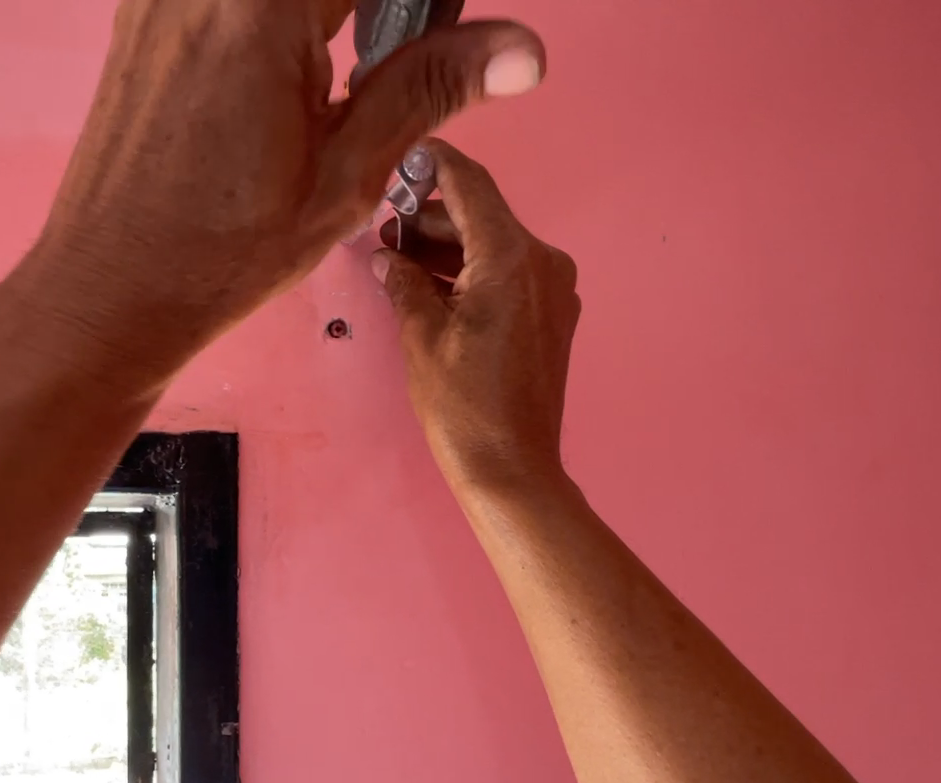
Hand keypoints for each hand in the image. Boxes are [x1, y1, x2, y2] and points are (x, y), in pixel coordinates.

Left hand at [18, 0, 545, 374]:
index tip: (442, 30)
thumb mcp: (341, 180)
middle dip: (383, 9)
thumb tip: (522, 50)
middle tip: (404, 47)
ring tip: (346, 70)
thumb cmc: (223, 254)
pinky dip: (279, 15)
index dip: (426, 1)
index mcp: (262, 4)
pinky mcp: (145, 11)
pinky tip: (290, 69)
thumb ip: (427, 91)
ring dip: (332, 14)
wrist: (111, 290)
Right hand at [373, 140, 581, 490]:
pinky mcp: (552, 317)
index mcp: (512, 258)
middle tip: (386, 228)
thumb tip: (387, 256)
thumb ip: (405, 282)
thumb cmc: (461, 405)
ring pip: (495, 249)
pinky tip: (435, 288)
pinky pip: (509, 277)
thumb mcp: (422, 338)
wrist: (510, 468)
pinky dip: (472, 275)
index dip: (434, 164)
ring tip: (402, 261)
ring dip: (450, 249)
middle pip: (484, 218)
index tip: (402, 156)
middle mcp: (544, 262)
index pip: (471, 186)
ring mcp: (554, 291)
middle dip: (433, 218)